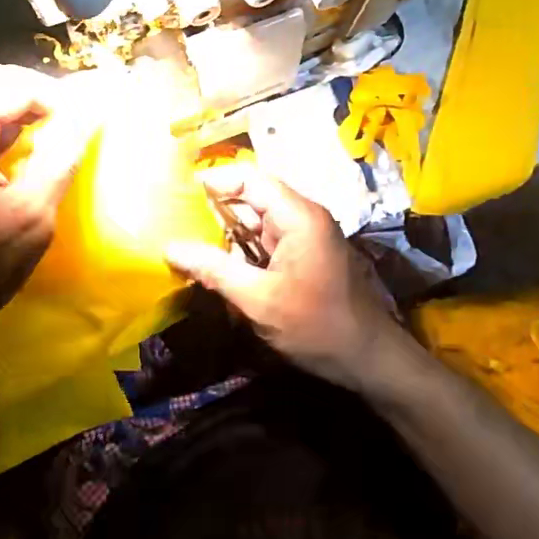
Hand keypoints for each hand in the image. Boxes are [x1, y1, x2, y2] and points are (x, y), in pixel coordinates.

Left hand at [0, 65, 93, 359]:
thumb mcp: (28, 220)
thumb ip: (59, 157)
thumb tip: (88, 113)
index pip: (9, 84)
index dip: (56, 95)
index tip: (87, 121)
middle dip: (35, 97)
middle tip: (72, 127)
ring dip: (12, 112)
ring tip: (49, 138)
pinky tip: (13, 152)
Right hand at [164, 164, 419, 393]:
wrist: (368, 360)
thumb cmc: (316, 326)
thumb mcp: (258, 300)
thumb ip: (214, 270)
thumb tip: (170, 248)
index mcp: (298, 217)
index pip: (250, 179)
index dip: (214, 181)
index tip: (177, 195)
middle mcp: (301, 219)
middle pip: (249, 199)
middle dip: (211, 211)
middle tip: (172, 224)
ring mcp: (302, 239)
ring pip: (253, 224)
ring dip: (222, 235)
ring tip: (183, 244)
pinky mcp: (300, 259)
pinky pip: (262, 244)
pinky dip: (237, 253)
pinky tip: (212, 267)